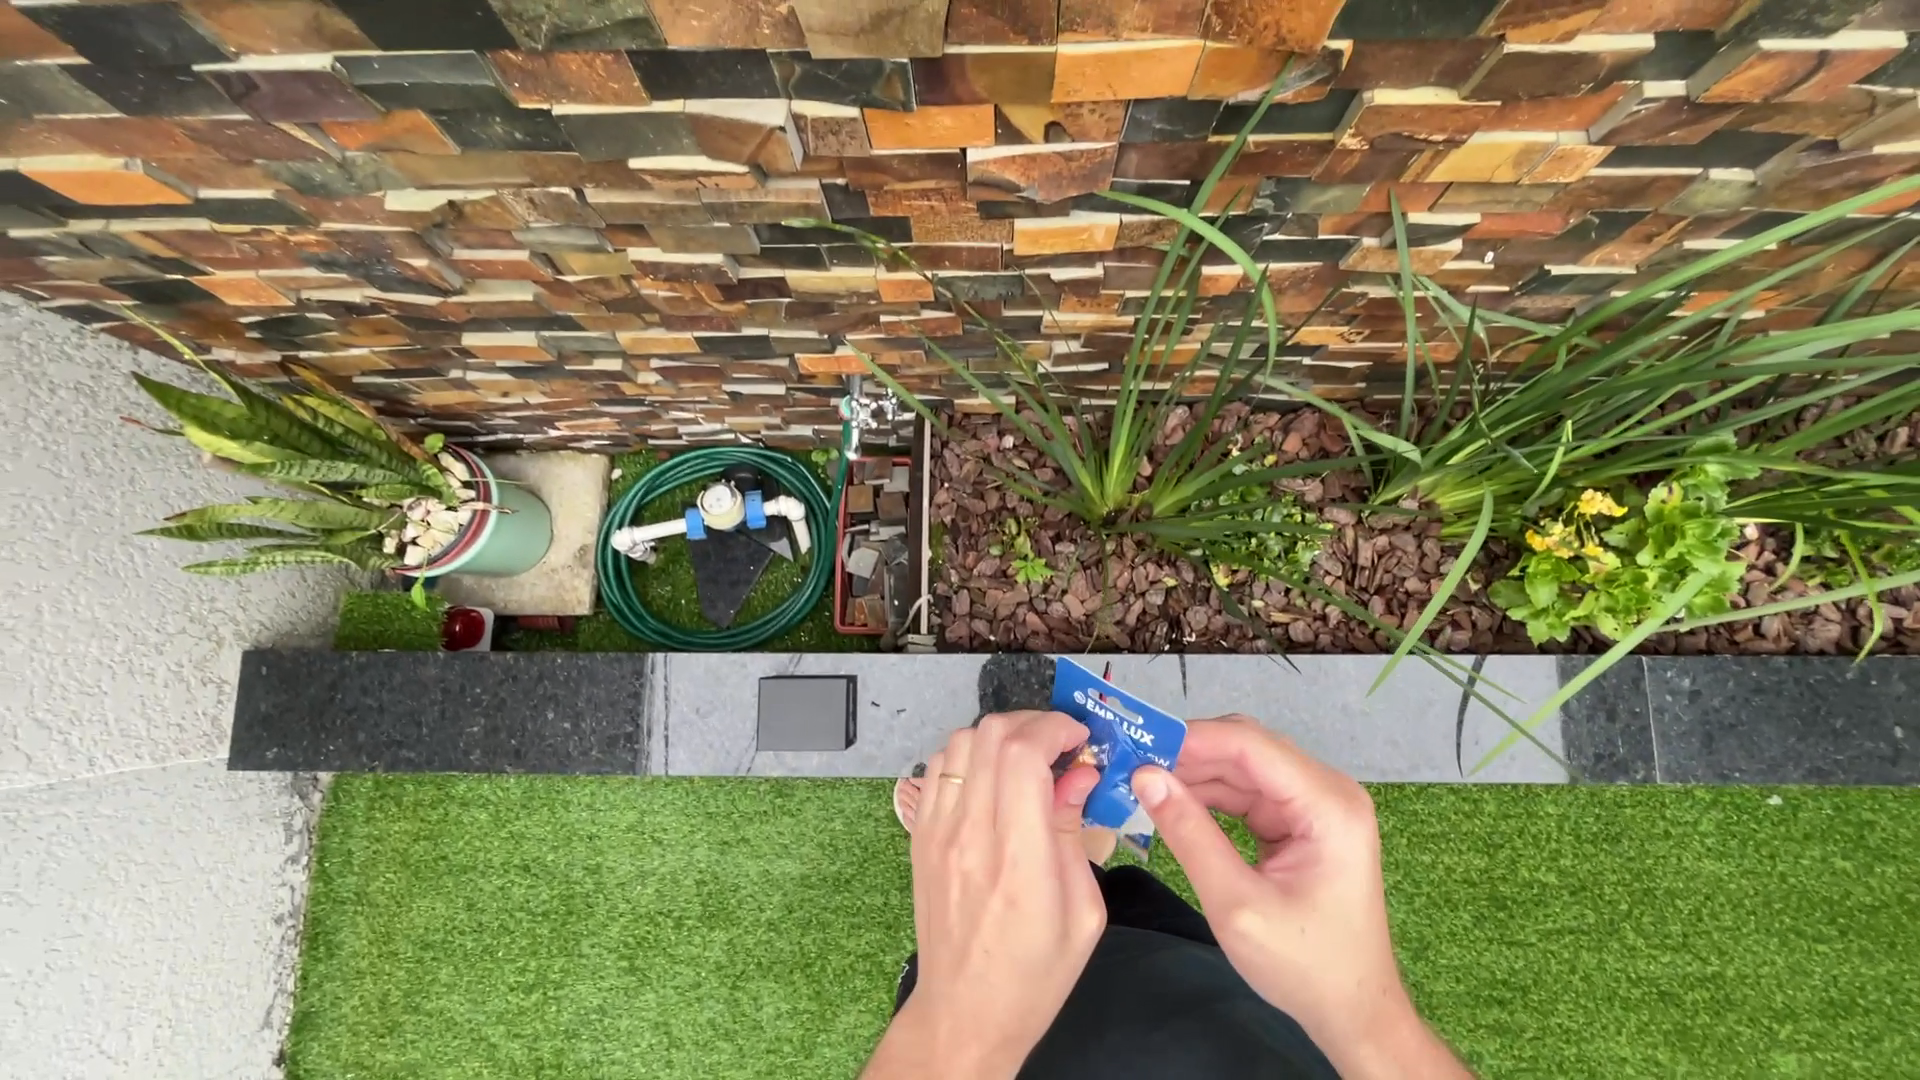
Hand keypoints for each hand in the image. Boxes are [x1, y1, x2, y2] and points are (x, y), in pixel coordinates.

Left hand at [865, 711, 1105, 1079]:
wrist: (965, 1010)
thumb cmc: (1033, 974)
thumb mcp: (1083, 912)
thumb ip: (1077, 832)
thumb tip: (1079, 774)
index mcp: (1019, 858)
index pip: (1024, 754)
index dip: (1055, 728)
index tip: (1079, 736)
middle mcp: (971, 834)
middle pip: (991, 735)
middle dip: (1034, 722)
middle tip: (1060, 741)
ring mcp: (938, 831)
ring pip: (961, 741)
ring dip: (1000, 734)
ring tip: (1028, 755)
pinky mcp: (920, 833)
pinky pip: (939, 766)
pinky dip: (971, 753)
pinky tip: (993, 775)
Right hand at [1132, 718, 1466, 1077]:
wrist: (1353, 1012)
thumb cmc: (1303, 966)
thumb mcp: (1235, 904)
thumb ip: (1188, 834)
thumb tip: (1144, 775)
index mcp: (1327, 805)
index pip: (1250, 745)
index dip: (1192, 738)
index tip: (1139, 745)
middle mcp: (1327, 791)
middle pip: (1247, 747)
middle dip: (1189, 752)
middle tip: (1133, 762)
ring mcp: (1315, 803)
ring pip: (1242, 765)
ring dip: (1194, 771)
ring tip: (1143, 781)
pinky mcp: (1300, 819)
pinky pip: (1246, 789)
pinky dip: (1208, 793)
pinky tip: (1173, 800)